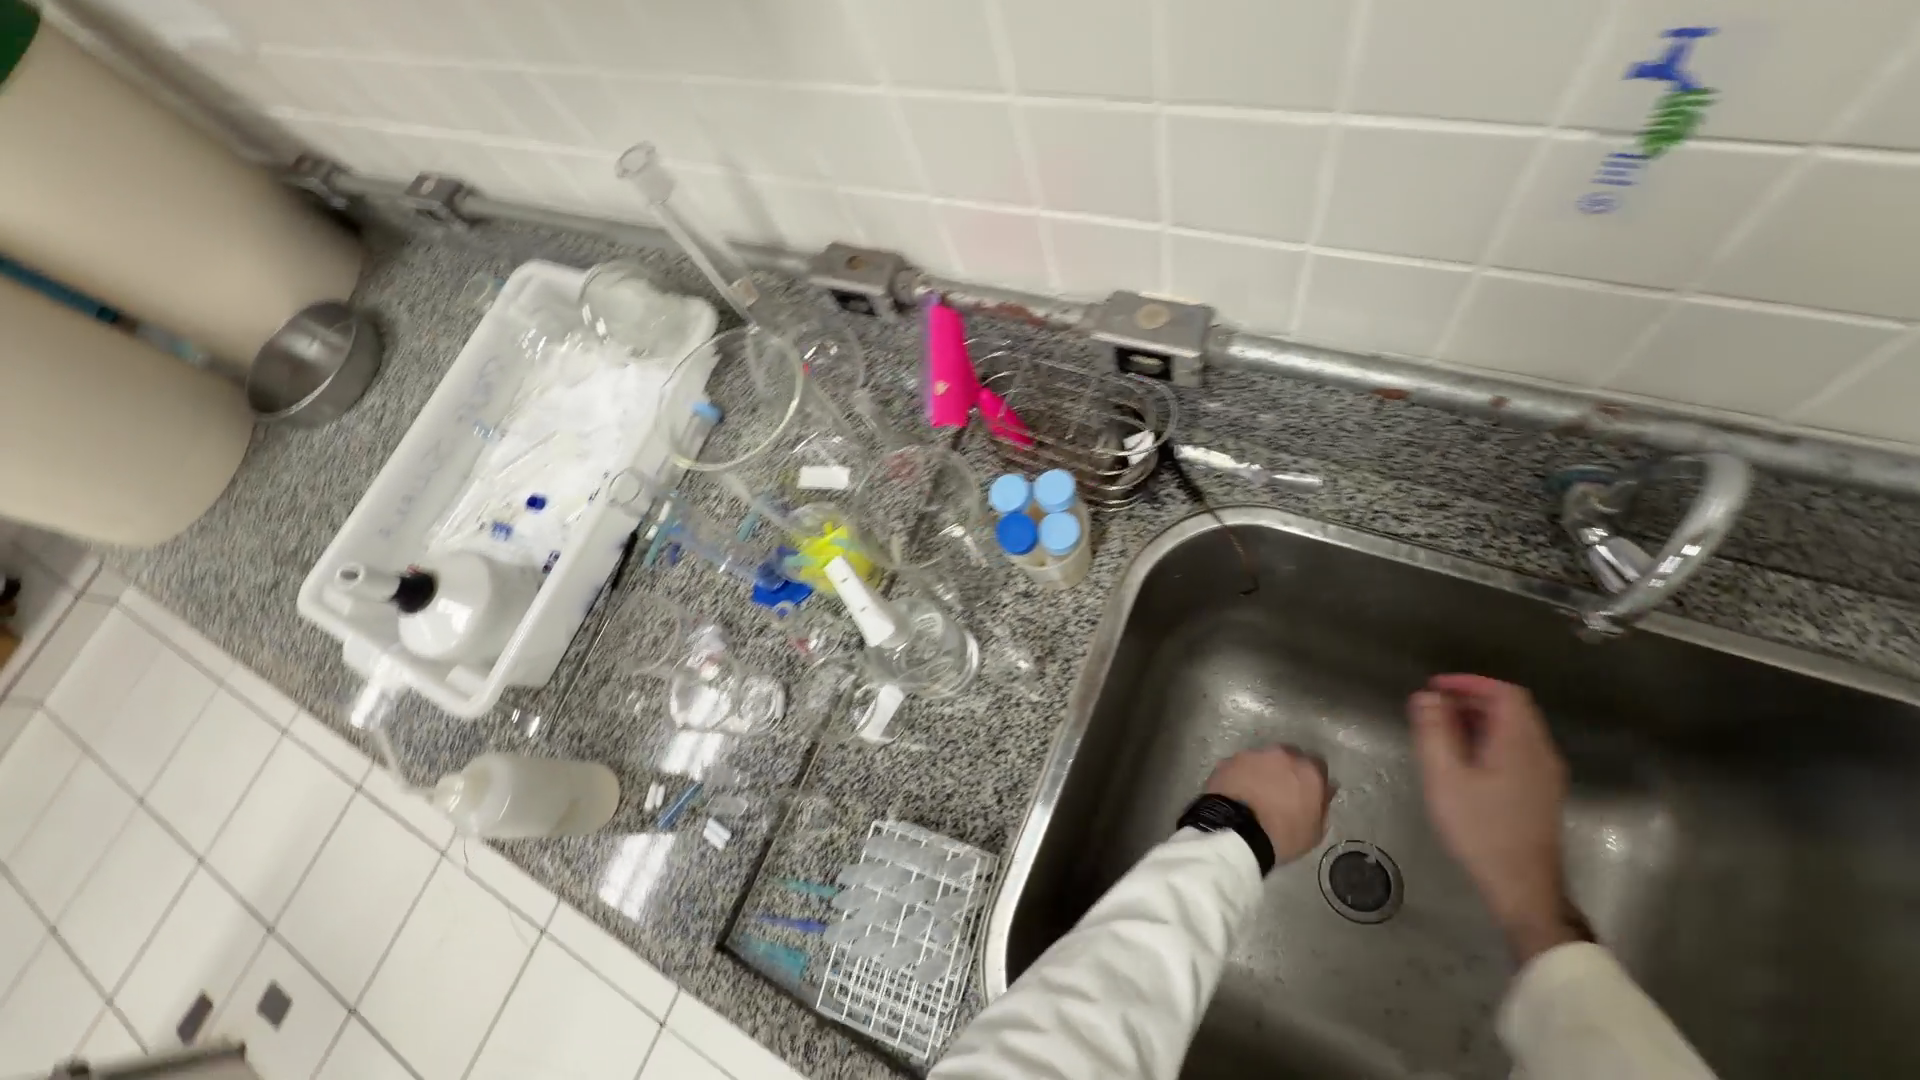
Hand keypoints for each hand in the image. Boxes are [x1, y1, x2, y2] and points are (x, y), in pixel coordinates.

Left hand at [1204, 745, 1330, 863]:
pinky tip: (1237, 792)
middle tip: (1279, 791)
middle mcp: (1282, 755)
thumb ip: (1322, 806)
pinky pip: (1240, 766)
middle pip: (1288, 757)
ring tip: (1255, 792)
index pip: (1317, 766)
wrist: (1237, 831)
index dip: (1311, 779)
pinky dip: (1241, 775)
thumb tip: (1324, 791)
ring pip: (1262, 759)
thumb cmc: (1283, 835)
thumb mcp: (1315, 831)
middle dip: (1286, 771)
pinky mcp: (1229, 760)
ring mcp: (1253, 755)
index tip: (1305, 793)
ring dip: (1262, 771)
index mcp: (1308, 771)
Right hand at [1408, 675, 1583, 962]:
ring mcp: (1545, 774)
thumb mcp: (1445, 778)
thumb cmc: (1480, 829)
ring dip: (1479, 720)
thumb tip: (1425, 697)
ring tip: (1441, 730)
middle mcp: (1540, 752)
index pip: (1504, 693)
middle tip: (1433, 708)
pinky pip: (1517, 749)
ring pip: (1515, 730)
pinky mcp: (1541, 792)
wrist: (1523, 885)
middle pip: (1512, 709)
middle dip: (1471, 699)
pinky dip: (1489, 739)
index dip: (1469, 682)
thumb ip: (1434, 732)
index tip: (1435, 688)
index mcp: (1520, 744)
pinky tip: (1464, 759)